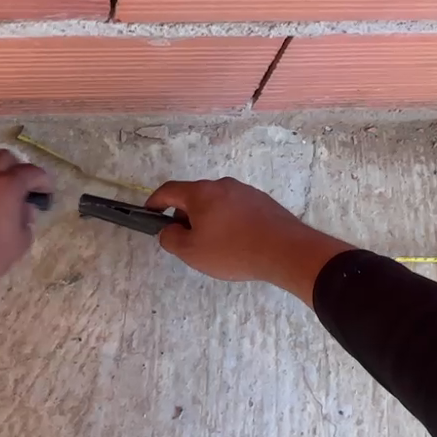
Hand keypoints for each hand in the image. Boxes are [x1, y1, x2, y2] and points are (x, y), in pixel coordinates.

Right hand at [145, 177, 352, 305]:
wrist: (286, 251)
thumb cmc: (233, 250)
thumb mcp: (192, 252)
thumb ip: (171, 238)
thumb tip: (170, 229)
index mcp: (201, 193)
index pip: (169, 190)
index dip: (155, 202)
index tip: (150, 213)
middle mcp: (222, 185)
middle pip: (194, 196)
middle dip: (185, 215)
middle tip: (187, 240)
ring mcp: (245, 191)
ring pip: (217, 203)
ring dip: (209, 219)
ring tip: (215, 246)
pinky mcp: (263, 202)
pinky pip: (236, 209)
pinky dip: (229, 221)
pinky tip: (238, 243)